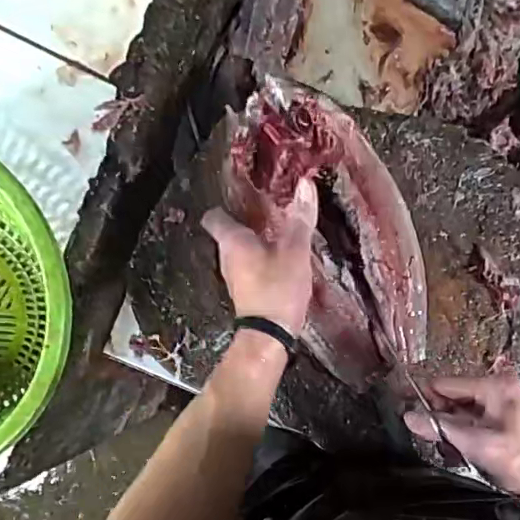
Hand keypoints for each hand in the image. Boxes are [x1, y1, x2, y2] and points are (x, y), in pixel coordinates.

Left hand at [203, 177, 316, 334]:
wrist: (269, 335)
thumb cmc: (277, 288)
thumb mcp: (295, 251)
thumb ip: (300, 219)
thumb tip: (305, 184)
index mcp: (232, 241)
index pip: (215, 216)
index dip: (226, 206)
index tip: (244, 201)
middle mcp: (225, 257)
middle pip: (230, 235)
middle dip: (248, 226)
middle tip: (271, 218)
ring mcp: (233, 279)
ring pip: (240, 254)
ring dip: (256, 247)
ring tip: (280, 240)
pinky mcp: (244, 295)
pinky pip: (249, 271)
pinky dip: (260, 265)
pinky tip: (280, 266)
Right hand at [404, 372, 519, 498]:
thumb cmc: (517, 460)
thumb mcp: (475, 443)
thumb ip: (440, 427)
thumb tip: (407, 416)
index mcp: (494, 386)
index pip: (445, 384)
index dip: (424, 398)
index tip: (405, 414)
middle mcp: (498, 388)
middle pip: (452, 397)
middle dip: (439, 418)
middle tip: (432, 442)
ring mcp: (501, 404)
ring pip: (460, 411)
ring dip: (450, 431)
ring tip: (450, 451)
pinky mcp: (503, 420)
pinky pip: (472, 421)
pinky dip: (462, 435)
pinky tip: (460, 452)